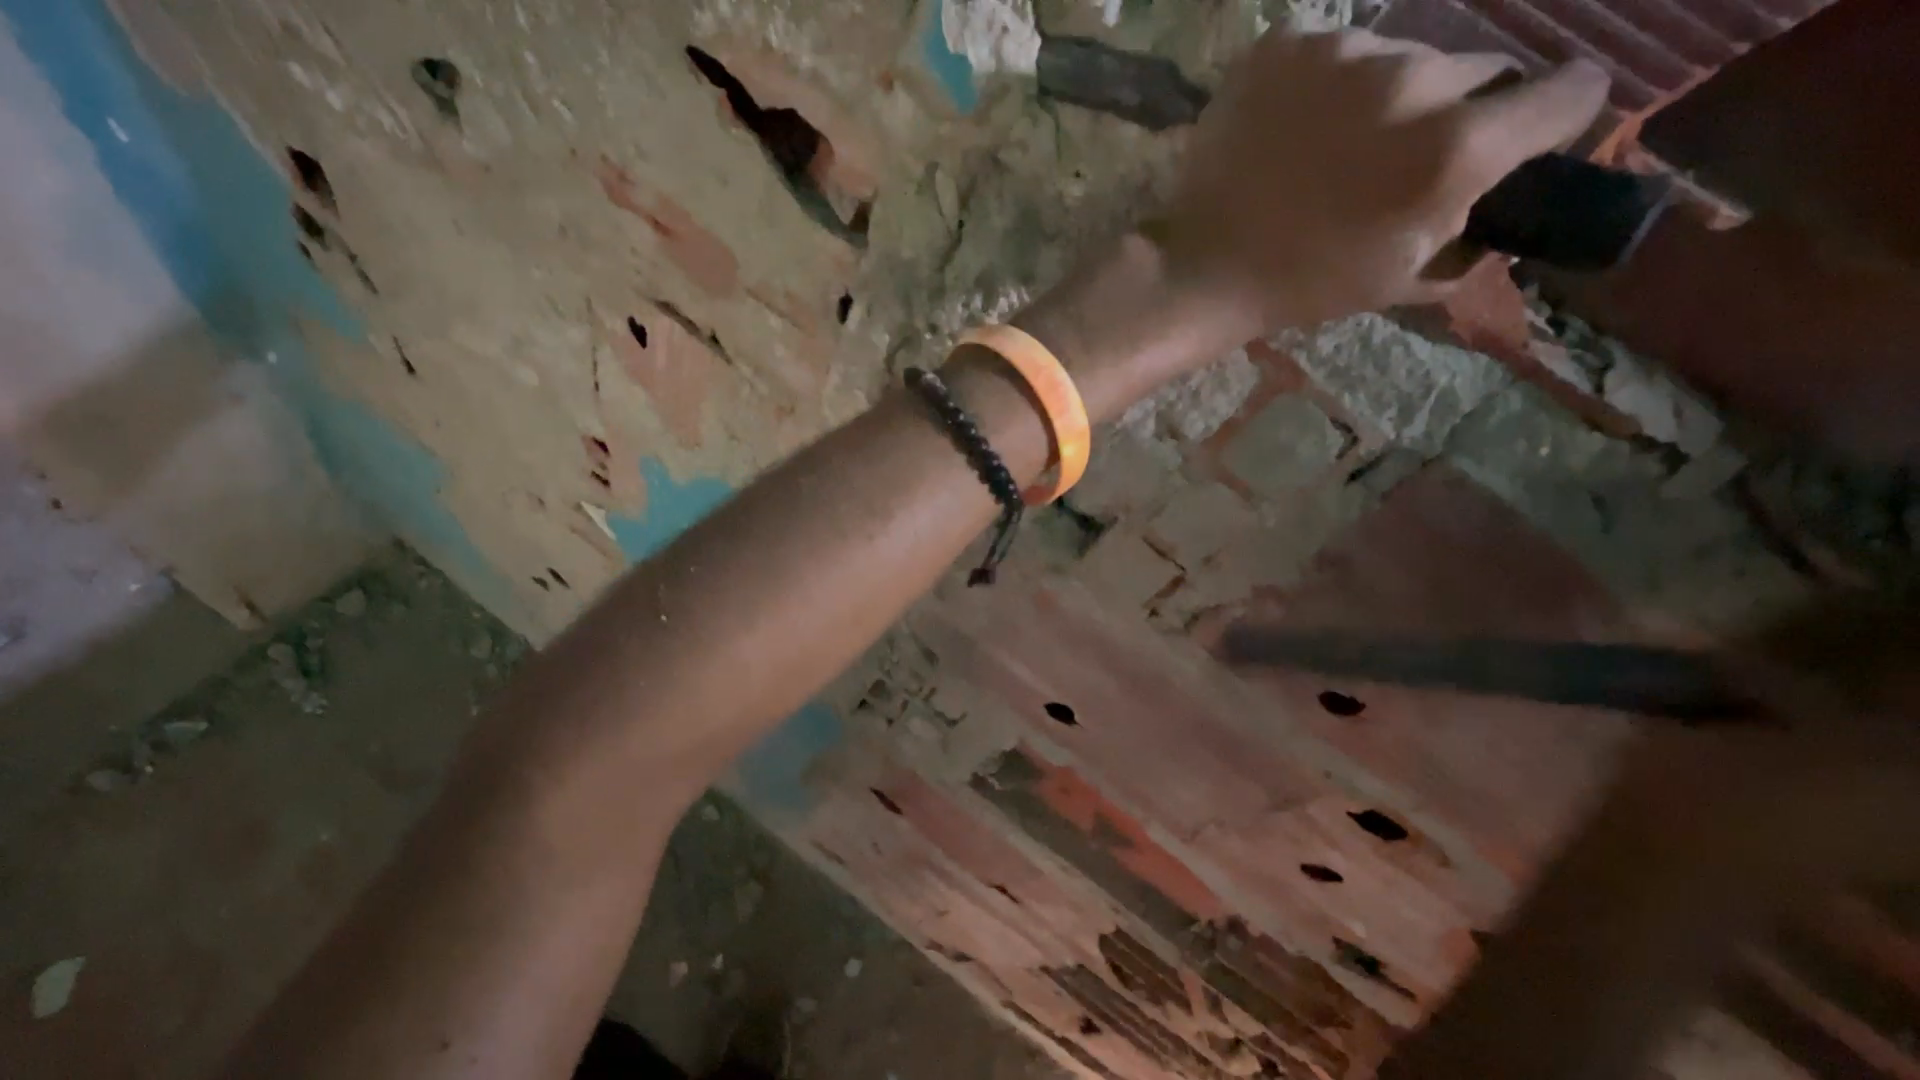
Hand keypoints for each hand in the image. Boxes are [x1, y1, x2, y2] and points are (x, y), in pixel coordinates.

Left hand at [1162, 28, 1610, 335]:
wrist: (1205, 265)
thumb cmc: (1308, 283)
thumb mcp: (1408, 277)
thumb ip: (1478, 229)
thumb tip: (1505, 205)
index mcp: (1455, 148)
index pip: (1569, 89)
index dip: (1562, 111)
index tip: (1537, 128)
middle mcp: (1413, 80)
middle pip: (1480, 70)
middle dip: (1463, 109)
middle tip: (1412, 153)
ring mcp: (1345, 51)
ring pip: (1407, 55)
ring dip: (1395, 92)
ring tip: (1345, 141)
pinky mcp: (1288, 42)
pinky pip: (1340, 48)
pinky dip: (1334, 81)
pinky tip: (1302, 124)